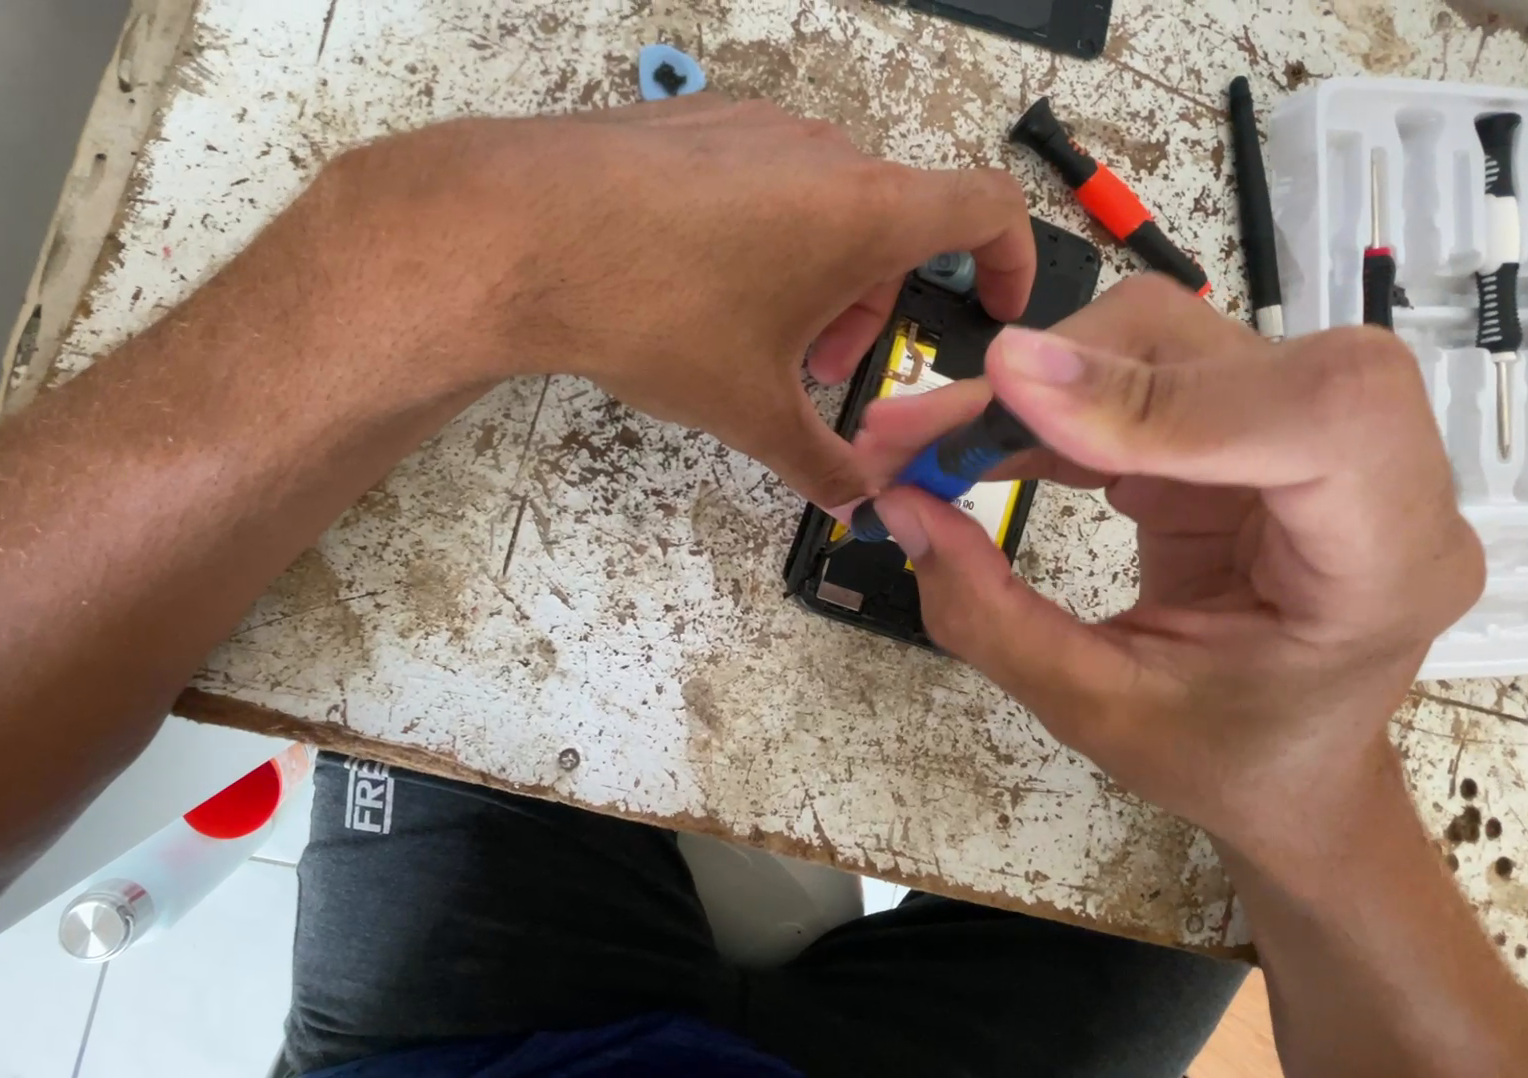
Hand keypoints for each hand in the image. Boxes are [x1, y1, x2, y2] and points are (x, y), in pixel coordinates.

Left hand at [272, 95, 1035, 506]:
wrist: (520, 237)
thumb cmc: (661, 317)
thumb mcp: (751, 411)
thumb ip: (820, 463)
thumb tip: (856, 501)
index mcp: (864, 210)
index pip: (985, 210)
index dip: (1007, 261)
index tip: (992, 307)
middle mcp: (822, 151)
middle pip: (889, 226)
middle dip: (869, 307)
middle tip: (815, 370)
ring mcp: (753, 126)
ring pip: (822, 206)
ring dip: (814, 277)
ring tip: (750, 337)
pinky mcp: (693, 125)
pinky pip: (760, 182)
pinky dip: (762, 237)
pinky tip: (697, 286)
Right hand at [852, 277, 1484, 866]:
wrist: (1288, 762)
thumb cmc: (1221, 759)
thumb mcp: (1093, 711)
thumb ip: (987, 614)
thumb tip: (900, 503)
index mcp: (1384, 563)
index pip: (1317, 417)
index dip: (1156, 394)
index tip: (1009, 385)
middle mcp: (1366, 469)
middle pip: (1207, 352)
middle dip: (1045, 382)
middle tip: (910, 437)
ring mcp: (1296, 432)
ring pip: (1155, 345)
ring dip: (1024, 389)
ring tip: (921, 445)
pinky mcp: (1230, 426)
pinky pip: (1125, 381)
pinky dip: (1034, 410)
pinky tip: (970, 448)